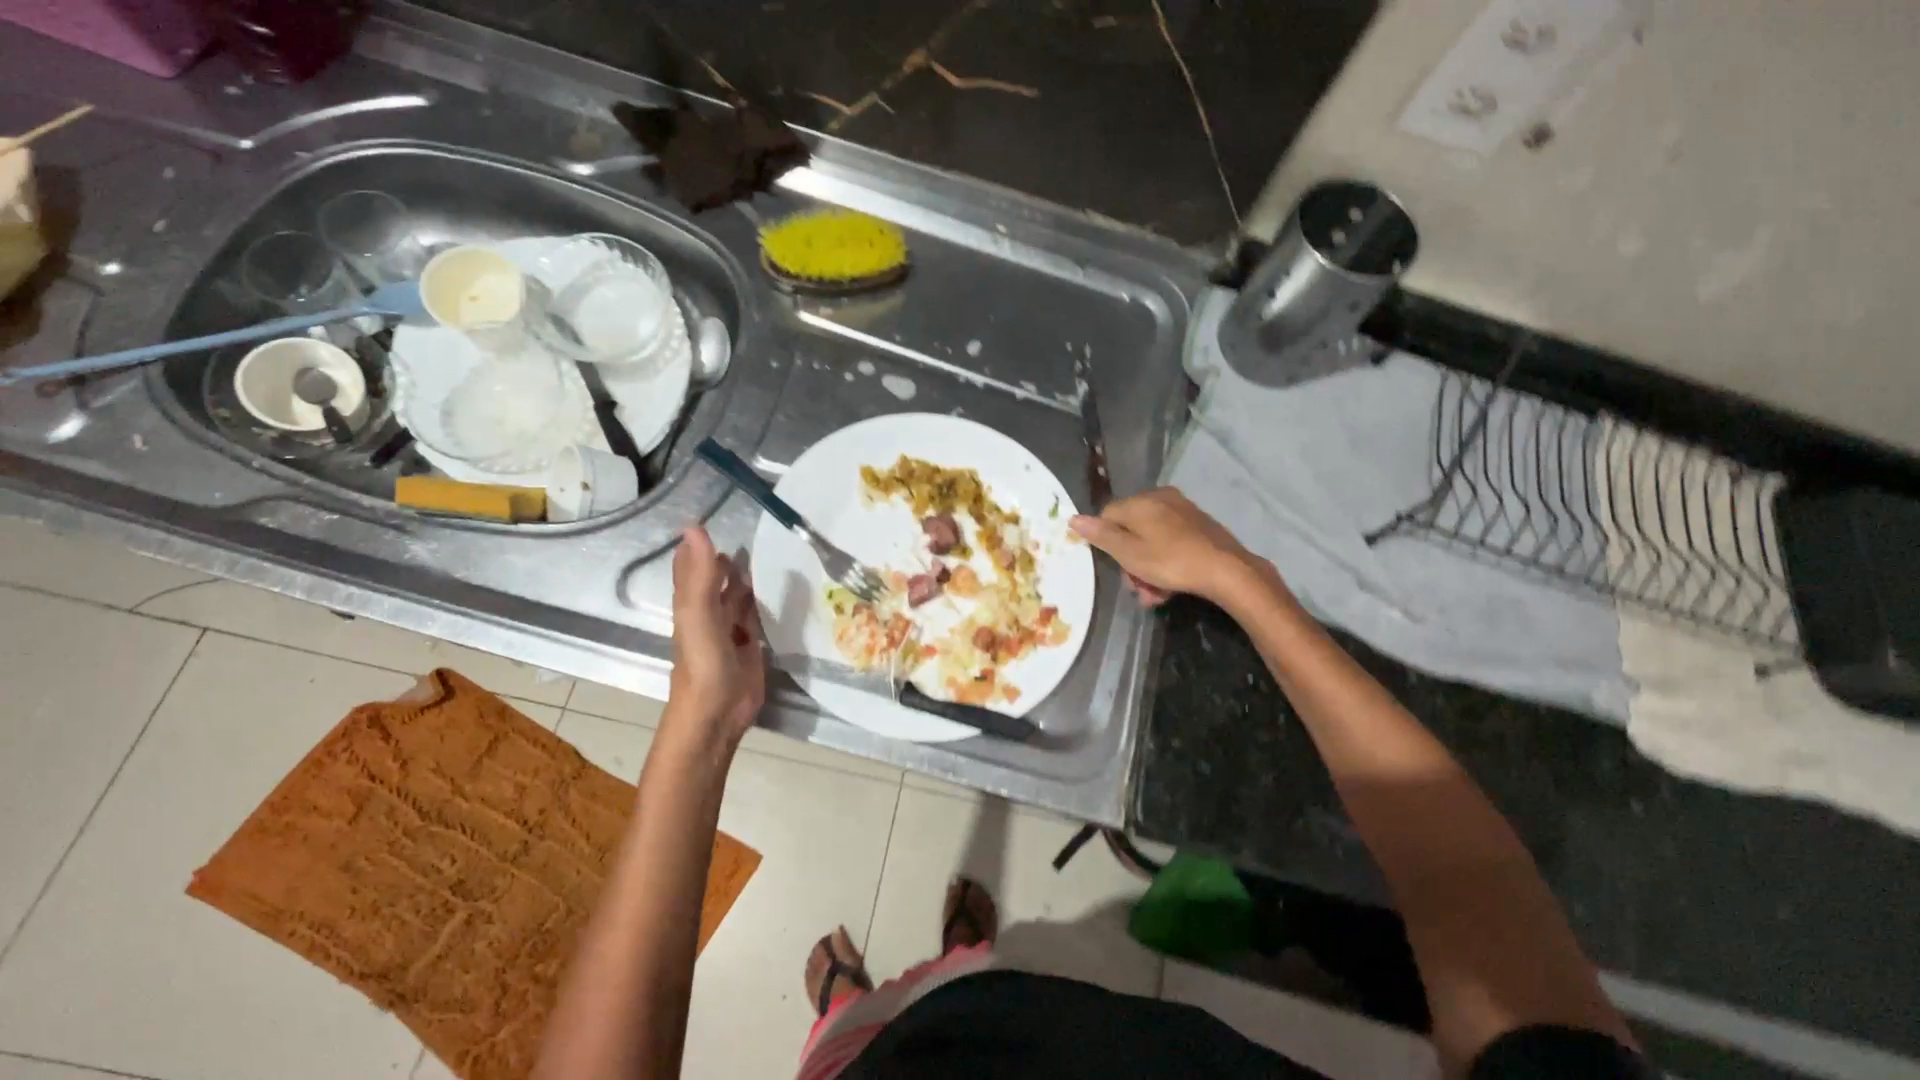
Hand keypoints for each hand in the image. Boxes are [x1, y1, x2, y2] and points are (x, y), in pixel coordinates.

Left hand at [665, 527, 765, 749]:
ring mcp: (732, 630)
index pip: (694, 564)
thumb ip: (699, 575)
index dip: (701, 544)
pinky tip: (786, 591)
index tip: (717, 516)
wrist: (717, 714)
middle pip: (719, 579)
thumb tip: (694, 527)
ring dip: (753, 579)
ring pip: (740, 597)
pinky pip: (759, 617)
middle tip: (758, 533)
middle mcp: (711, 612)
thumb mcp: (699, 615)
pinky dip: (768, 603)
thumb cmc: (704, 665)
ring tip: (777, 554)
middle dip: (731, 559)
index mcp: (692, 602)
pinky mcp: (753, 647)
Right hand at [1070, 488, 1264, 606]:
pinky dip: (1165, 562)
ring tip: (1153, 594)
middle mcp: (1160, 498)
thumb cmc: (1171, 562)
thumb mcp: (1130, 554)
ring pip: (1150, 539)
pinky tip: (1169, 587)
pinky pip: (1170, 541)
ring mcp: (1182, 510)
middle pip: (1130, 529)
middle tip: (1136, 587)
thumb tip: (1073, 518)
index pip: (1107, 515)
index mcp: (1140, 502)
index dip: (1106, 542)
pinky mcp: (1198, 525)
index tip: (1115, 566)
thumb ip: (1101, 536)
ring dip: (1146, 568)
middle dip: (1129, 561)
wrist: (1226, 570)